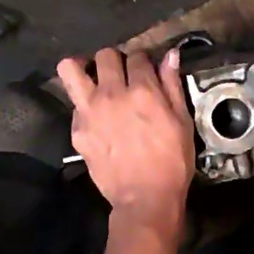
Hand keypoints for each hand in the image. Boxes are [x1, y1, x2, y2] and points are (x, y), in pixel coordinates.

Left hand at [57, 47, 194, 240]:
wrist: (145, 198)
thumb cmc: (173, 162)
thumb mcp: (183, 123)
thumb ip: (173, 86)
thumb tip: (170, 56)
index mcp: (143, 91)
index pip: (138, 57)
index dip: (144, 61)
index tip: (147, 71)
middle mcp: (111, 94)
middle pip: (105, 56)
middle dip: (116, 60)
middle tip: (124, 76)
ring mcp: (89, 111)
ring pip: (70, 68)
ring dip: (82, 67)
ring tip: (94, 79)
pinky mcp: (77, 129)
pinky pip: (74, 104)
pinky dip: (85, 104)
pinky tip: (97, 117)